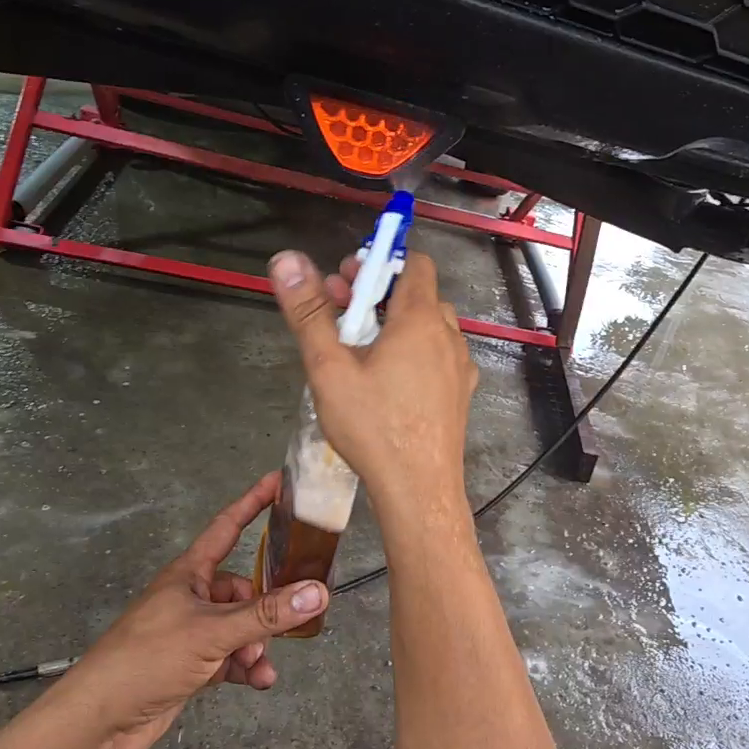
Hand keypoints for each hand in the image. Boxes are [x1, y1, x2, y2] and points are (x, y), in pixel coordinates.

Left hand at [52, 470, 328, 748]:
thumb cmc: (147, 659)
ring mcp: (191, 632)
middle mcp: (193, 596)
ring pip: (242, 627)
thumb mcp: (212, 632)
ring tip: (260, 665)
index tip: (280, 481)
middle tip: (292, 616)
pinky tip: (259, 681)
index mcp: (190, 573)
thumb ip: (267, 614)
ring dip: (257, 645)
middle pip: (245, 588)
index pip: (228, 526)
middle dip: (267, 608)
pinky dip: (247, 667)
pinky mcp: (191, 664)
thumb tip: (319, 592)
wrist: (97, 723)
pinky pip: (232, 657)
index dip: (254, 502)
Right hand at [268, 249, 476, 508]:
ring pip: (431, 327)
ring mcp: (460, 366)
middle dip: (380, 295)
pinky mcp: (461, 393)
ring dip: (397, 325)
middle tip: (341, 314)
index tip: (347, 279)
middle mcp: (449, 335)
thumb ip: (309, 312)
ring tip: (360, 349)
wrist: (419, 490)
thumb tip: (287, 259)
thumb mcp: (329, 368)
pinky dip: (416, 353)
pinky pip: (439, 357)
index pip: (414, 263)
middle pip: (419, 295)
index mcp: (421, 319)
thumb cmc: (373, 426)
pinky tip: (388, 381)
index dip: (381, 262)